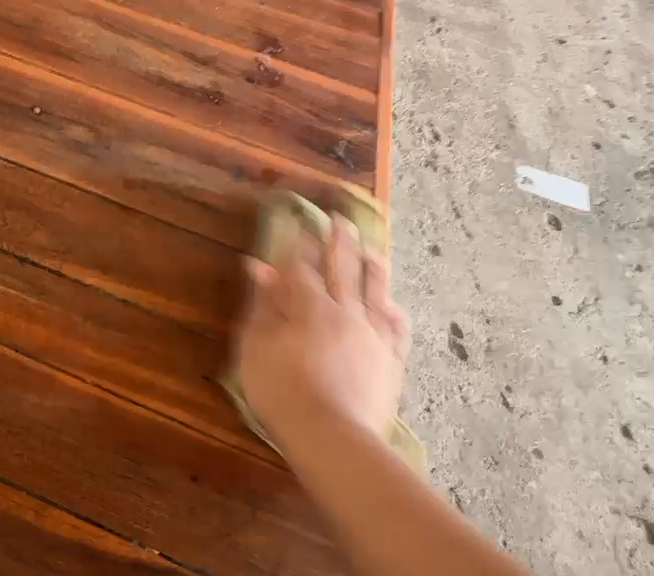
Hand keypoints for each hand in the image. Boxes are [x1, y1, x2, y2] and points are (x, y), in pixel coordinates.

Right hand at [234, 217, 409, 451]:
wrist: (332, 435)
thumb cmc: (280, 387)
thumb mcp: (257, 342)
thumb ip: (262, 303)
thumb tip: (258, 266)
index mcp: (308, 305)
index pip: (302, 263)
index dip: (301, 240)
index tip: (300, 218)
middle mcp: (344, 312)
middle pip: (342, 270)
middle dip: (339, 242)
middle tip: (340, 219)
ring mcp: (372, 337)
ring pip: (374, 293)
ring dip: (371, 268)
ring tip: (371, 249)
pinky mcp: (390, 362)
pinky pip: (396, 329)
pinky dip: (393, 311)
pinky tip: (392, 304)